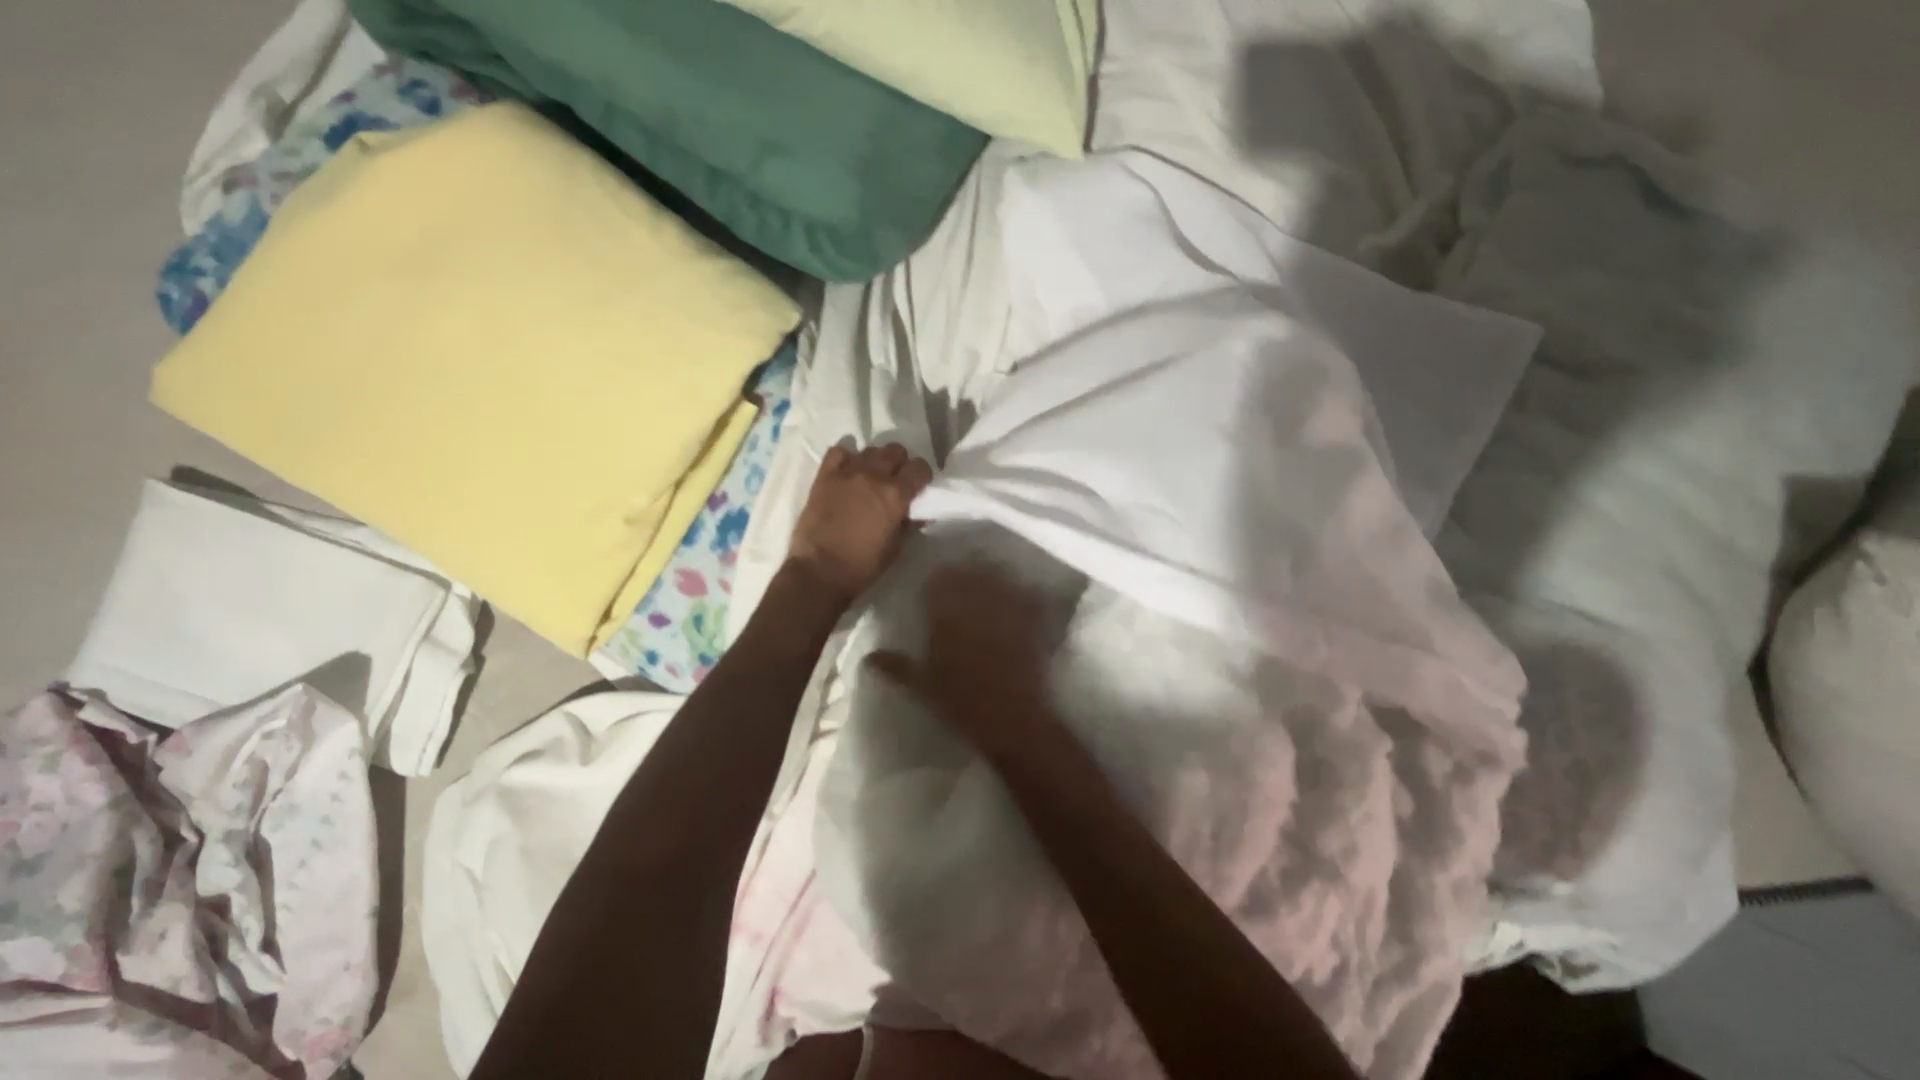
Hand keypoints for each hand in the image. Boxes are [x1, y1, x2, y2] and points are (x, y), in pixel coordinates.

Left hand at [788, 443, 933, 602]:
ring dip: (875, 460)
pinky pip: (839, 452)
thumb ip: (909, 525)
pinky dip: (846, 457)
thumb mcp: (895, 548)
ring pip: (870, 449)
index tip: (919, 486)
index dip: (922, 475)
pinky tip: (847, 471)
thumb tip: (920, 515)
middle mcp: (874, 475)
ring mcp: (847, 472)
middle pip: (896, 450)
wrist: (819, 571)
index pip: (920, 467)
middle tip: (895, 480)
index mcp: (896, 494)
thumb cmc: (862, 565)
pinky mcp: (824, 476)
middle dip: (900, 463)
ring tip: (871, 477)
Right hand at [867, 562, 1057, 757]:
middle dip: (967, 573)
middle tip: (963, 579)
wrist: (1009, 717)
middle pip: (971, 572)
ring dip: (995, 578)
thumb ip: (897, 667)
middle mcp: (977, 602)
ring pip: (1001, 579)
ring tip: (992, 584)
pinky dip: (1028, 596)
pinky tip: (1026, 599)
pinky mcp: (1034, 622)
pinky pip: (1032, 598)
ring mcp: (1008, 609)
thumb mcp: (922, 686)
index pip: (939, 579)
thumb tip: (869, 658)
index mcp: (946, 613)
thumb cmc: (959, 701)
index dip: (937, 578)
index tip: (934, 583)